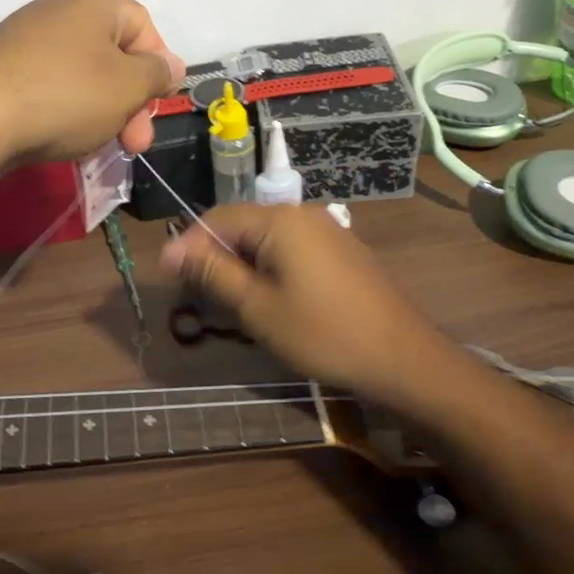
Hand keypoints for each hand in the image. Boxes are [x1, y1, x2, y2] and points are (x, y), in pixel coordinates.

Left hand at [0, 0, 185, 163]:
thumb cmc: (65, 95)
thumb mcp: (127, 87)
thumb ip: (157, 74)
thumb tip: (171, 64)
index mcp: (93, 1)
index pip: (144, 28)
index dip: (157, 69)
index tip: (155, 108)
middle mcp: (59, 11)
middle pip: (113, 56)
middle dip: (130, 103)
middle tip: (133, 145)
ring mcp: (27, 41)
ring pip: (83, 78)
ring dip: (101, 114)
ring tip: (97, 148)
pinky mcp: (4, 71)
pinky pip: (51, 89)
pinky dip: (66, 114)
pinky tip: (65, 143)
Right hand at [160, 205, 460, 400]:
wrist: (403, 359)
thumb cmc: (323, 334)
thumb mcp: (258, 307)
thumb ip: (214, 272)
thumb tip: (170, 249)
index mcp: (279, 220)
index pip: (217, 218)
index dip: (189, 245)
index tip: (170, 278)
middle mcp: (303, 215)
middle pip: (242, 225)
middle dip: (215, 255)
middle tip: (197, 295)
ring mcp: (327, 231)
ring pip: (267, 239)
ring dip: (242, 264)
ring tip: (230, 302)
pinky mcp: (342, 252)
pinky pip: (292, 249)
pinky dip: (270, 268)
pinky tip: (269, 300)